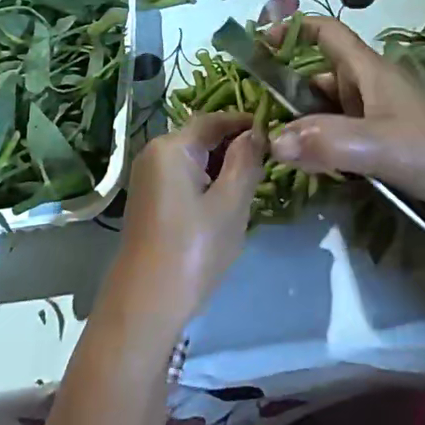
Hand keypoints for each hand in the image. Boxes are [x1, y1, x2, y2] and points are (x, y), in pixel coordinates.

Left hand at [110, 113, 263, 324]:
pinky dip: (207, 182)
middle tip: (271, 161)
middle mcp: (154, 152)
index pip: (215, 119)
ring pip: (195, 159)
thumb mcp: (230, 203)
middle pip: (202, 137)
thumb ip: (246, 160)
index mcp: (171, 146)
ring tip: (255, 182)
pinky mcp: (150, 199)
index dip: (247, 122)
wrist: (146, 304)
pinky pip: (184, 177)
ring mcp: (149, 177)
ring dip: (223, 166)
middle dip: (236, 146)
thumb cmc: (194, 249)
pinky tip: (228, 202)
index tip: (278, 130)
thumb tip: (257, 132)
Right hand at [268, 16, 424, 214]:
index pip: (327, 33)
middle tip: (257, 122)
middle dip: (289, 95)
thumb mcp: (381, 147)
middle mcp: (372, 89)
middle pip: (320, 79)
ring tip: (276, 151)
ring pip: (331, 115)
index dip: (293, 29)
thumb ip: (327, 143)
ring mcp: (381, 120)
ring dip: (306, 129)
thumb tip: (273, 142)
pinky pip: (346, 141)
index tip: (259, 42)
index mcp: (370, 72)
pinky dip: (326, 151)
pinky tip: (312, 171)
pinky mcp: (389, 148)